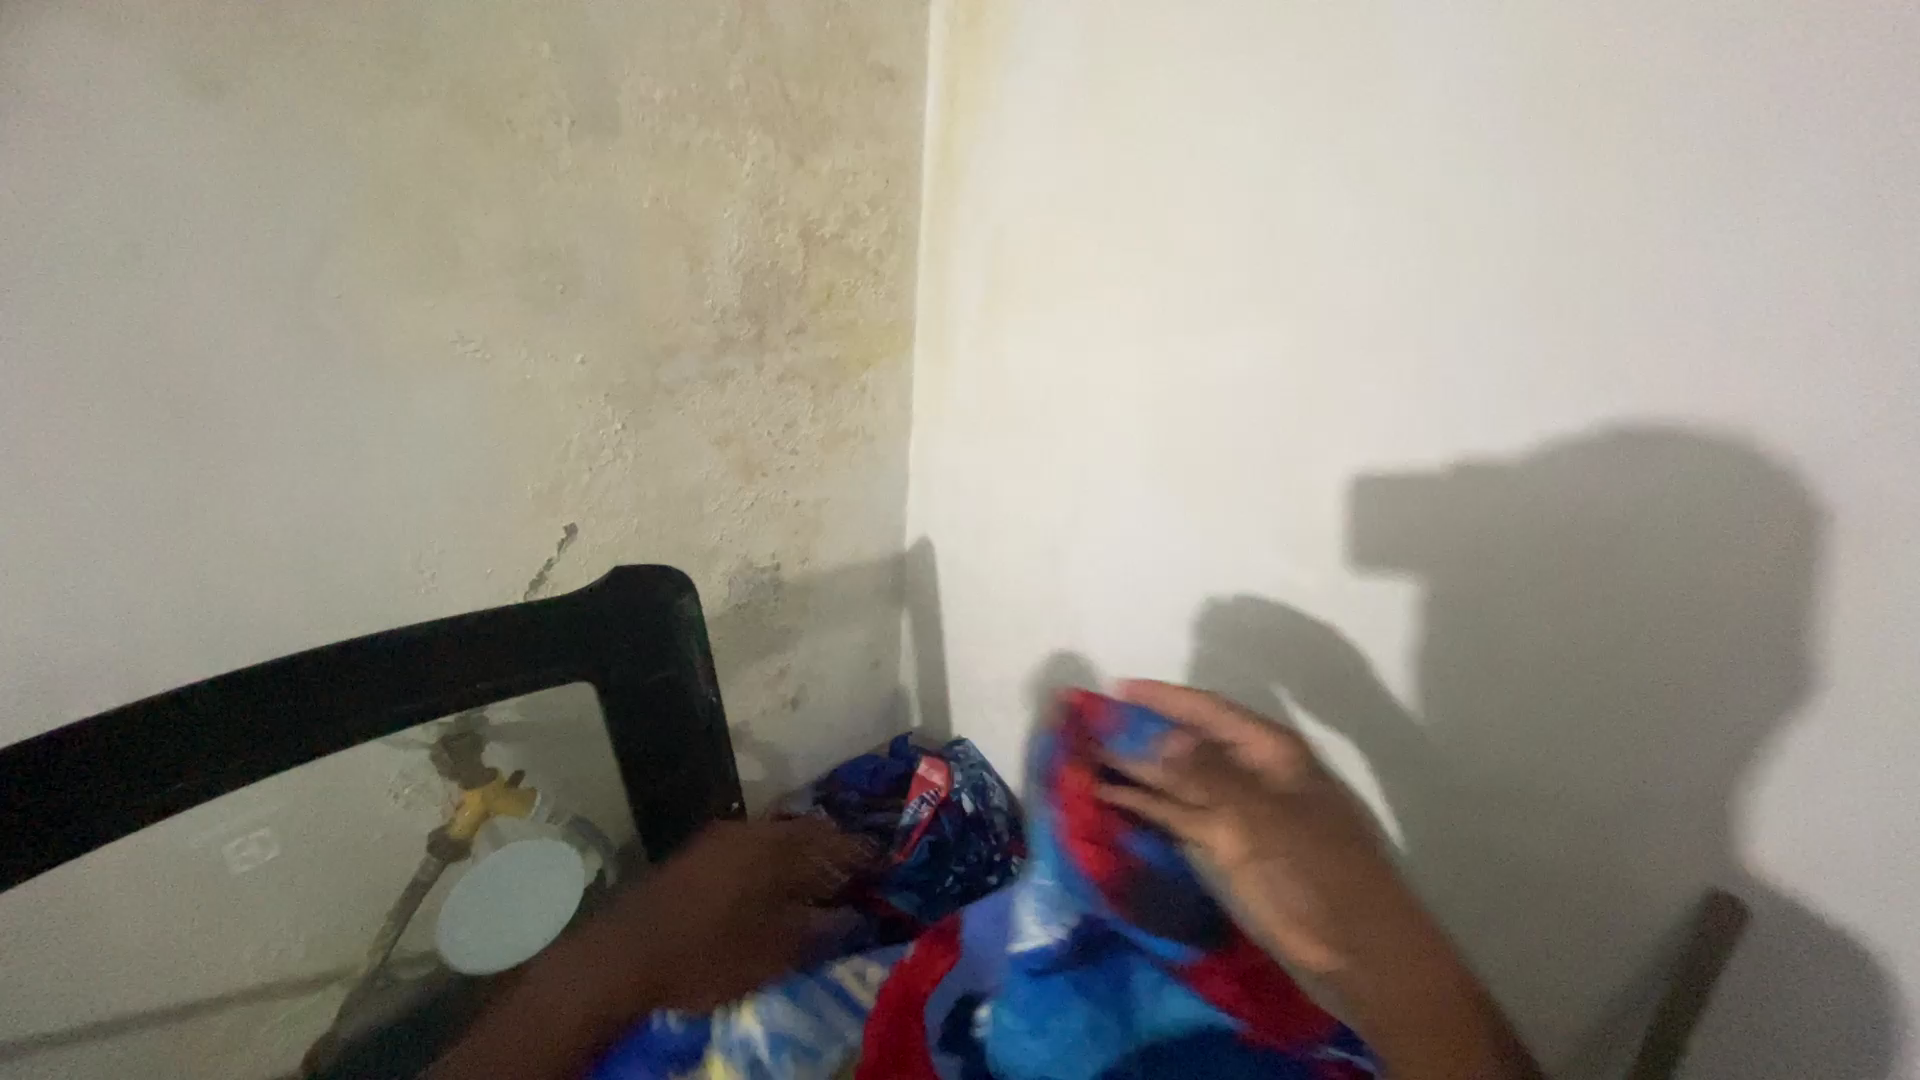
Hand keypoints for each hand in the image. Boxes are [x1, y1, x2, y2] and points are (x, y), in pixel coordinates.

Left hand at [431, 818, 873, 1079]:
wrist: (621, 956)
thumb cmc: (705, 954)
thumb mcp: (773, 952)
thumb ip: (819, 929)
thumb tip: (854, 916)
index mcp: (776, 847)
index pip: (836, 842)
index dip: (865, 855)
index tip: (888, 867)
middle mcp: (752, 830)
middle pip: (809, 832)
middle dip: (836, 851)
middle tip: (858, 875)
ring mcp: (722, 837)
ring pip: (779, 837)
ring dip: (804, 855)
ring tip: (822, 882)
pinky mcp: (701, 853)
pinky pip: (755, 845)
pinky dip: (775, 861)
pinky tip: (776, 886)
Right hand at [1099, 680, 1541, 1079]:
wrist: (1359, 951)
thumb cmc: (1320, 871)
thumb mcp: (1264, 817)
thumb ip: (1209, 775)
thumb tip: (1161, 738)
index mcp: (1270, 751)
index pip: (1207, 710)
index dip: (1162, 698)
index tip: (1115, 690)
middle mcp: (1249, 772)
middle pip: (1187, 742)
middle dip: (1140, 732)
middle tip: (1088, 725)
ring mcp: (1236, 809)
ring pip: (1177, 779)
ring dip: (1136, 769)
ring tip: (1086, 758)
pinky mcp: (1225, 844)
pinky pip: (1177, 815)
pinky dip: (1146, 806)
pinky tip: (1110, 799)